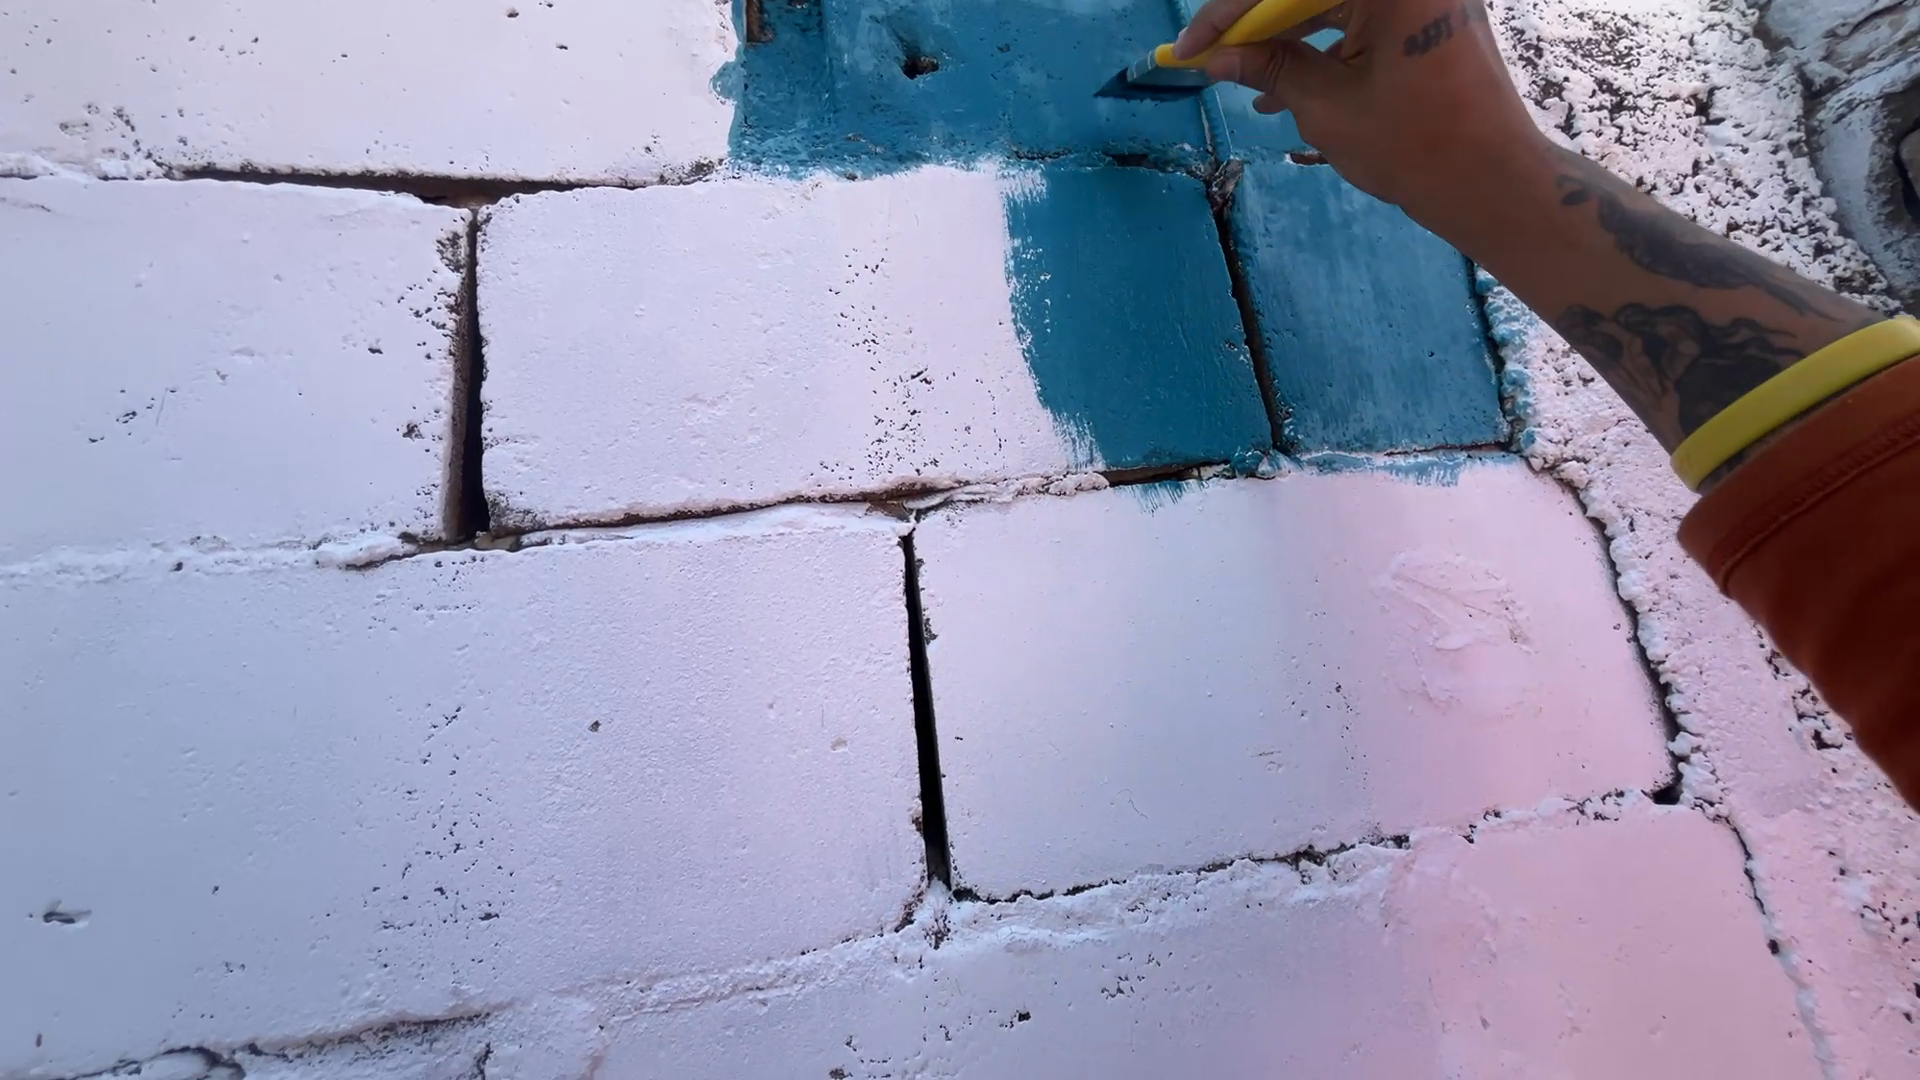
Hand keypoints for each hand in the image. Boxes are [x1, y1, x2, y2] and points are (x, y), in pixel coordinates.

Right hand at [1173, 0, 1550, 227]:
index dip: (1229, 11)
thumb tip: (1216, 57)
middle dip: (1253, 19)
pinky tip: (1277, 87)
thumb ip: (1272, 69)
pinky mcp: (1421, 8)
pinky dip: (1315, 42)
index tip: (1188, 47)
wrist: (1483, 174)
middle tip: (1208, 53)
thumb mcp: (1326, 106)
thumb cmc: (1409, 144)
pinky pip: (1354, 11)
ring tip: (1237, 73)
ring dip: (1280, 33)